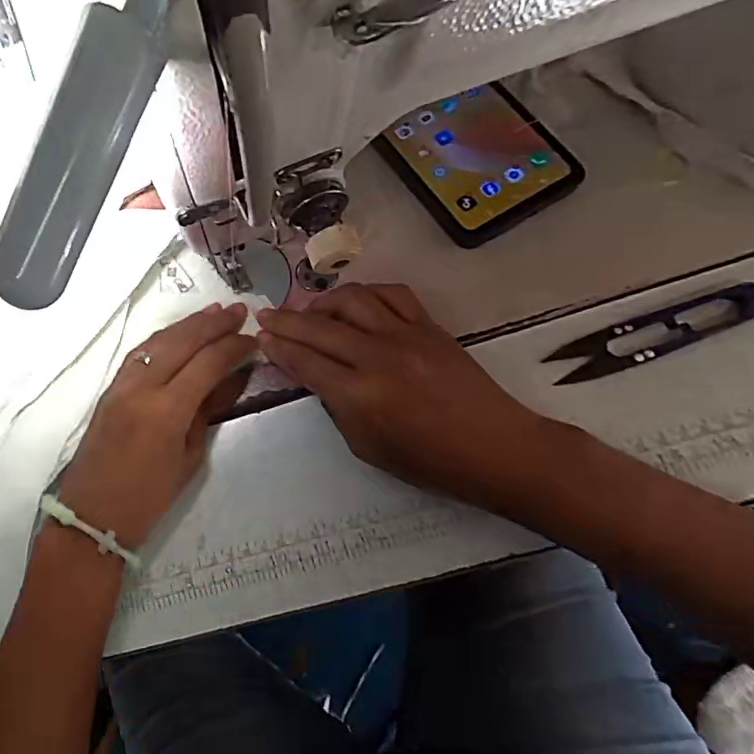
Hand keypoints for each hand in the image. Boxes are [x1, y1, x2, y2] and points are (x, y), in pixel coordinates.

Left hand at [56, 304, 256, 548]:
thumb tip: (229, 379)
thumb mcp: (190, 459)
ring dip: (187, 325)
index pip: (207, 363)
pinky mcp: (109, 390)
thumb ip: (208, 413)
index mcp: (166, 411)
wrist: (94, 515)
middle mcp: (140, 389)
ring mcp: (120, 386)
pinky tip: (180, 334)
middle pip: (181, 342)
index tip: (253, 339)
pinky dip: (163, 338)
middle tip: (240, 311)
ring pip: (157, 341)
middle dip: (213, 324)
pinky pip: (139, 353)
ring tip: (214, 314)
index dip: (233, 347)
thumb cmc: (149, 498)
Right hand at [256, 284, 551, 516]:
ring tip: (308, 309)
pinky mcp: (430, 325)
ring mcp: (406, 335)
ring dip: (323, 301)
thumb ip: (338, 409)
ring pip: (353, 301)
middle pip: (320, 328)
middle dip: (287, 321)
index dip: (279, 348)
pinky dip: (367, 292)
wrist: (492, 446)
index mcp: (359, 396)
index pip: (306, 362)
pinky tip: (355, 302)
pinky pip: (392, 294)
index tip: (261, 338)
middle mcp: (377, 357)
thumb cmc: (428, 461)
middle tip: (267, 316)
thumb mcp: (367, 447)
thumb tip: (319, 378)